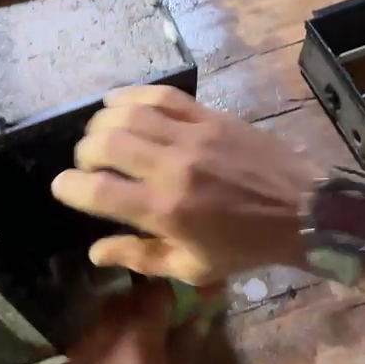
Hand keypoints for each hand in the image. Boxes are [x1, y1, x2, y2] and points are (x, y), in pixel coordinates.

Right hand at [51, 85, 325, 285]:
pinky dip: (132, 95)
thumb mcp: (192, 268)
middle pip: (106, 143)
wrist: (303, 211)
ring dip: (102, 121)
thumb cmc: (244, 247)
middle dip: (84, 152)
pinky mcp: (209, 116)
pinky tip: (117, 102)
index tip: (61, 187)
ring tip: (101, 134)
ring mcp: (193, 136)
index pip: (99, 191)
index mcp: (167, 211)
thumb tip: (94, 251)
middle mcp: (173, 168)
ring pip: (128, 113)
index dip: (69, 187)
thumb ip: (139, 258)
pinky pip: (161, 96)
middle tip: (88, 164)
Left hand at [61, 283, 199, 363]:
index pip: (159, 291)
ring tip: (145, 332)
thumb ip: (185, 347)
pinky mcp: (76, 352)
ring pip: (111, 308)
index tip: (190, 296)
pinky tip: (121, 352)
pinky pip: (97, 328)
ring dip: (129, 312)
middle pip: (132, 294)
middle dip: (151, 299)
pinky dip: (112, 330)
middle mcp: (111, 324)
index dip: (176, 290)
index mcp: (140, 329)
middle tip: (169, 314)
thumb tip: (198, 319)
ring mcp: (89, 336)